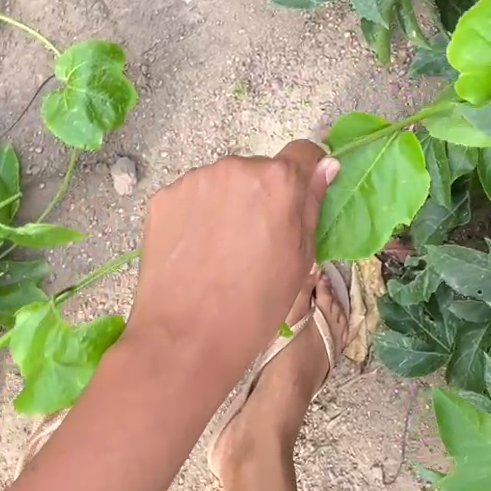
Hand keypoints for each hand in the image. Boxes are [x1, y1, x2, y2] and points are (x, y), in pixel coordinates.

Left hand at [124, 140, 339, 379]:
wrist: (185, 338)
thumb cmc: (256, 304)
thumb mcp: (300, 258)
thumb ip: (311, 205)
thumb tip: (326, 166)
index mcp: (279, 180)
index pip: (303, 152)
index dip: (305, 175)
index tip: (298, 199)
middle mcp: (238, 167)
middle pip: (259, 170)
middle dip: (261, 195)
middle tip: (255, 240)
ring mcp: (197, 179)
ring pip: (224, 183)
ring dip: (228, 203)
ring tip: (220, 249)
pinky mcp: (165, 197)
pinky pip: (192, 196)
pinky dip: (197, 215)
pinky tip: (194, 250)